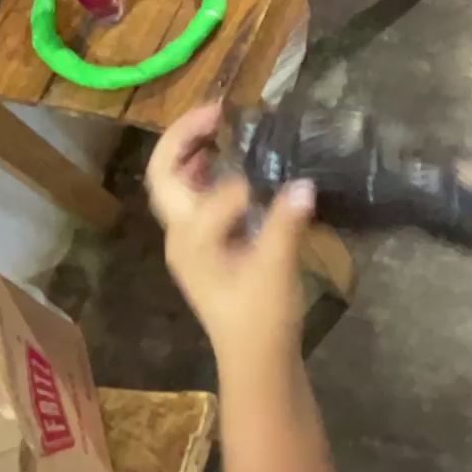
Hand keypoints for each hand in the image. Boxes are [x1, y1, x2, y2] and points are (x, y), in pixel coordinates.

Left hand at [145, 104, 315, 364]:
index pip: (205, 190)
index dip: (237, 172)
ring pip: (179, 187)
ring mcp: (192, 243)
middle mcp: (182, 236)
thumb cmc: (260, 318)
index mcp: (190, 240)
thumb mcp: (275, 270)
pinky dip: (212, 175)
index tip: (268, 156)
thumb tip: (305, 184)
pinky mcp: (209, 249)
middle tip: (219, 112)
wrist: (256, 359)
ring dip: (195, 154)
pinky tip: (241, 169)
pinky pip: (200, 200)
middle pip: (166, 175)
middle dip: (186, 138)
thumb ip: (286, 224)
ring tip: (224, 130)